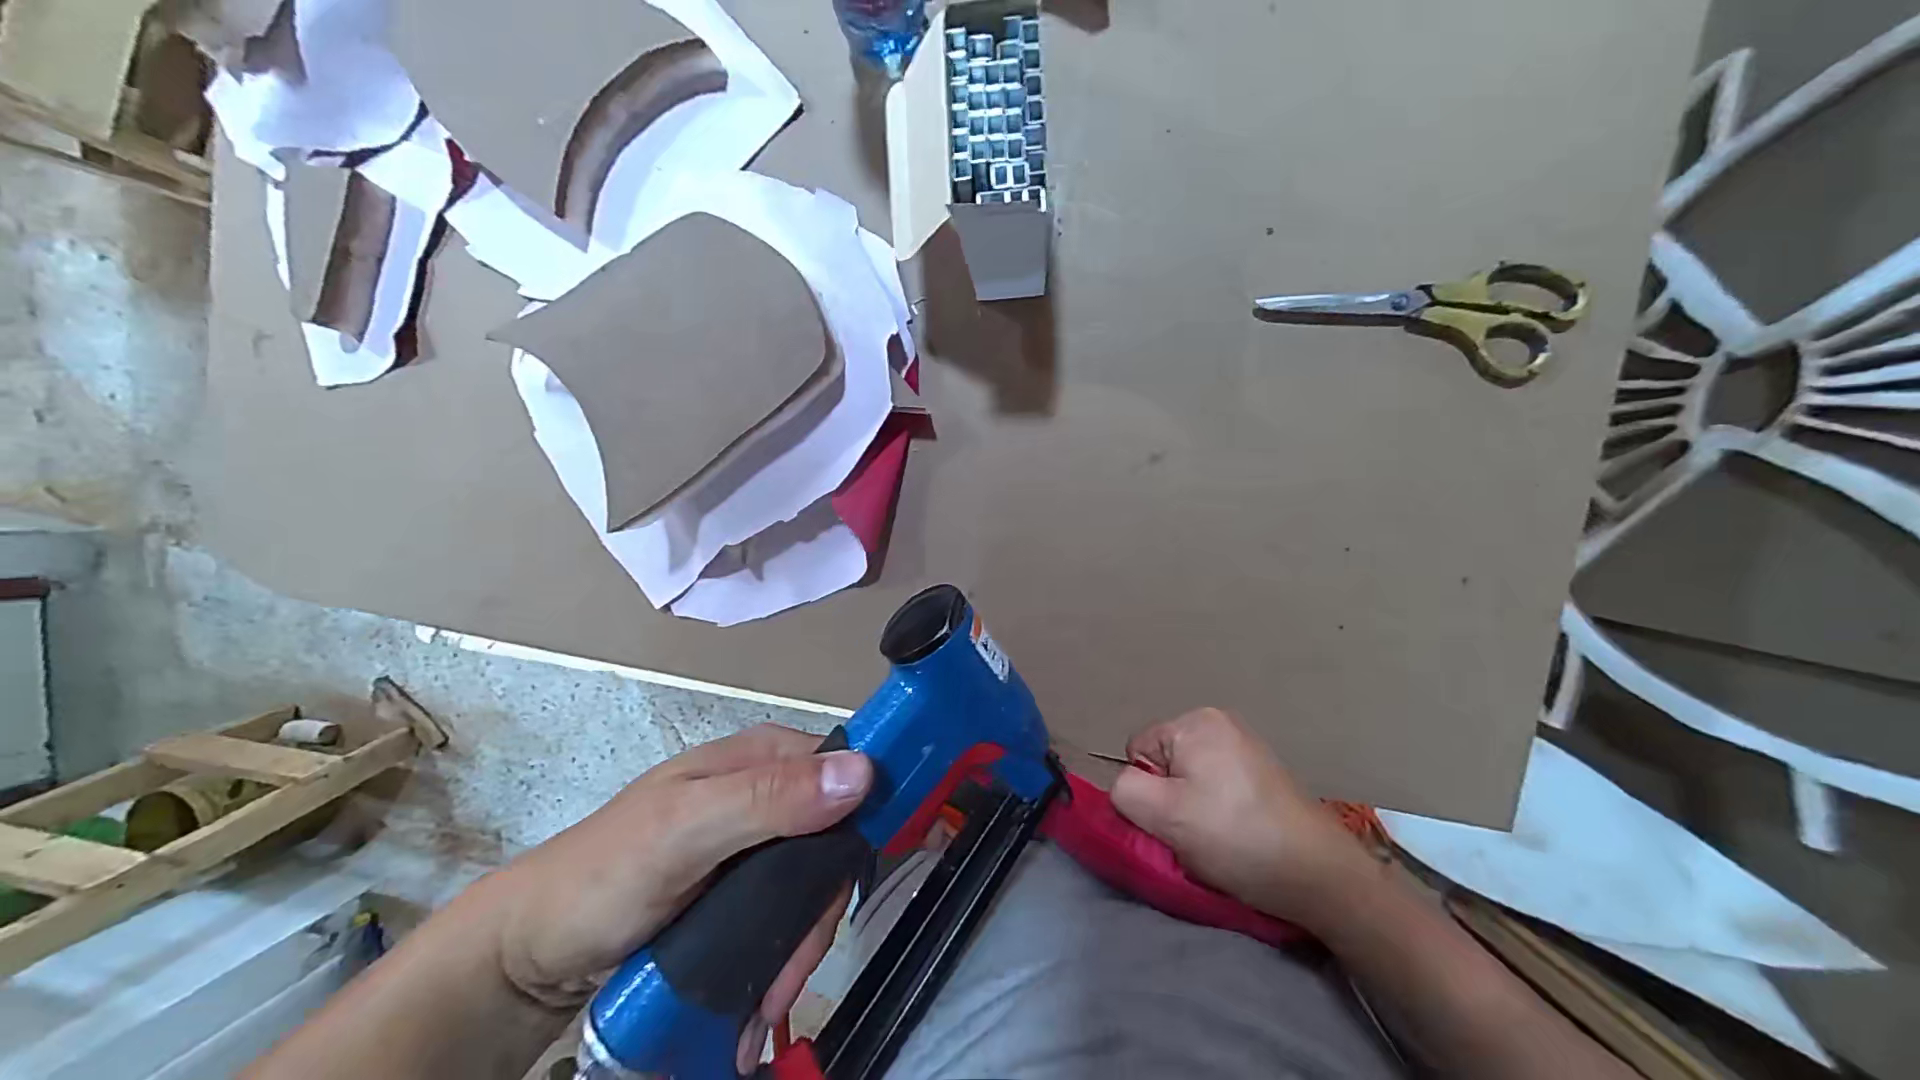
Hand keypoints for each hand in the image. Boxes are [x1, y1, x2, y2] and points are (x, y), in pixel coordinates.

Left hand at [472, 724, 871, 1071]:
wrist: (533, 951)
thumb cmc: (604, 875)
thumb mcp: (686, 829)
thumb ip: (769, 798)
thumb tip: (864, 772)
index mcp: (763, 755)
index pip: (846, 771)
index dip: (867, 817)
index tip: (855, 885)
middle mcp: (768, 789)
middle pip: (835, 839)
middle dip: (819, 910)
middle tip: (789, 973)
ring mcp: (756, 840)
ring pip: (816, 885)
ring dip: (801, 945)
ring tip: (766, 1001)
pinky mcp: (743, 886)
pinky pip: (789, 914)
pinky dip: (784, 955)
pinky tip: (762, 994)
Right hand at [1109, 708, 1374, 930]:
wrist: (1318, 874)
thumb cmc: (1235, 837)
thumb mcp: (1163, 815)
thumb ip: (1125, 790)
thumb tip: (1127, 785)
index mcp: (1196, 721)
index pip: (1138, 752)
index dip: (1148, 790)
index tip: (1176, 818)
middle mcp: (1221, 721)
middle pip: (1165, 762)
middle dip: (1171, 797)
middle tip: (1196, 830)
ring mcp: (1246, 744)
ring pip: (1190, 777)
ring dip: (1194, 806)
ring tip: (1219, 835)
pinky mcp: (1264, 770)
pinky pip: (1217, 784)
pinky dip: (1220, 808)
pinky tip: (1239, 831)